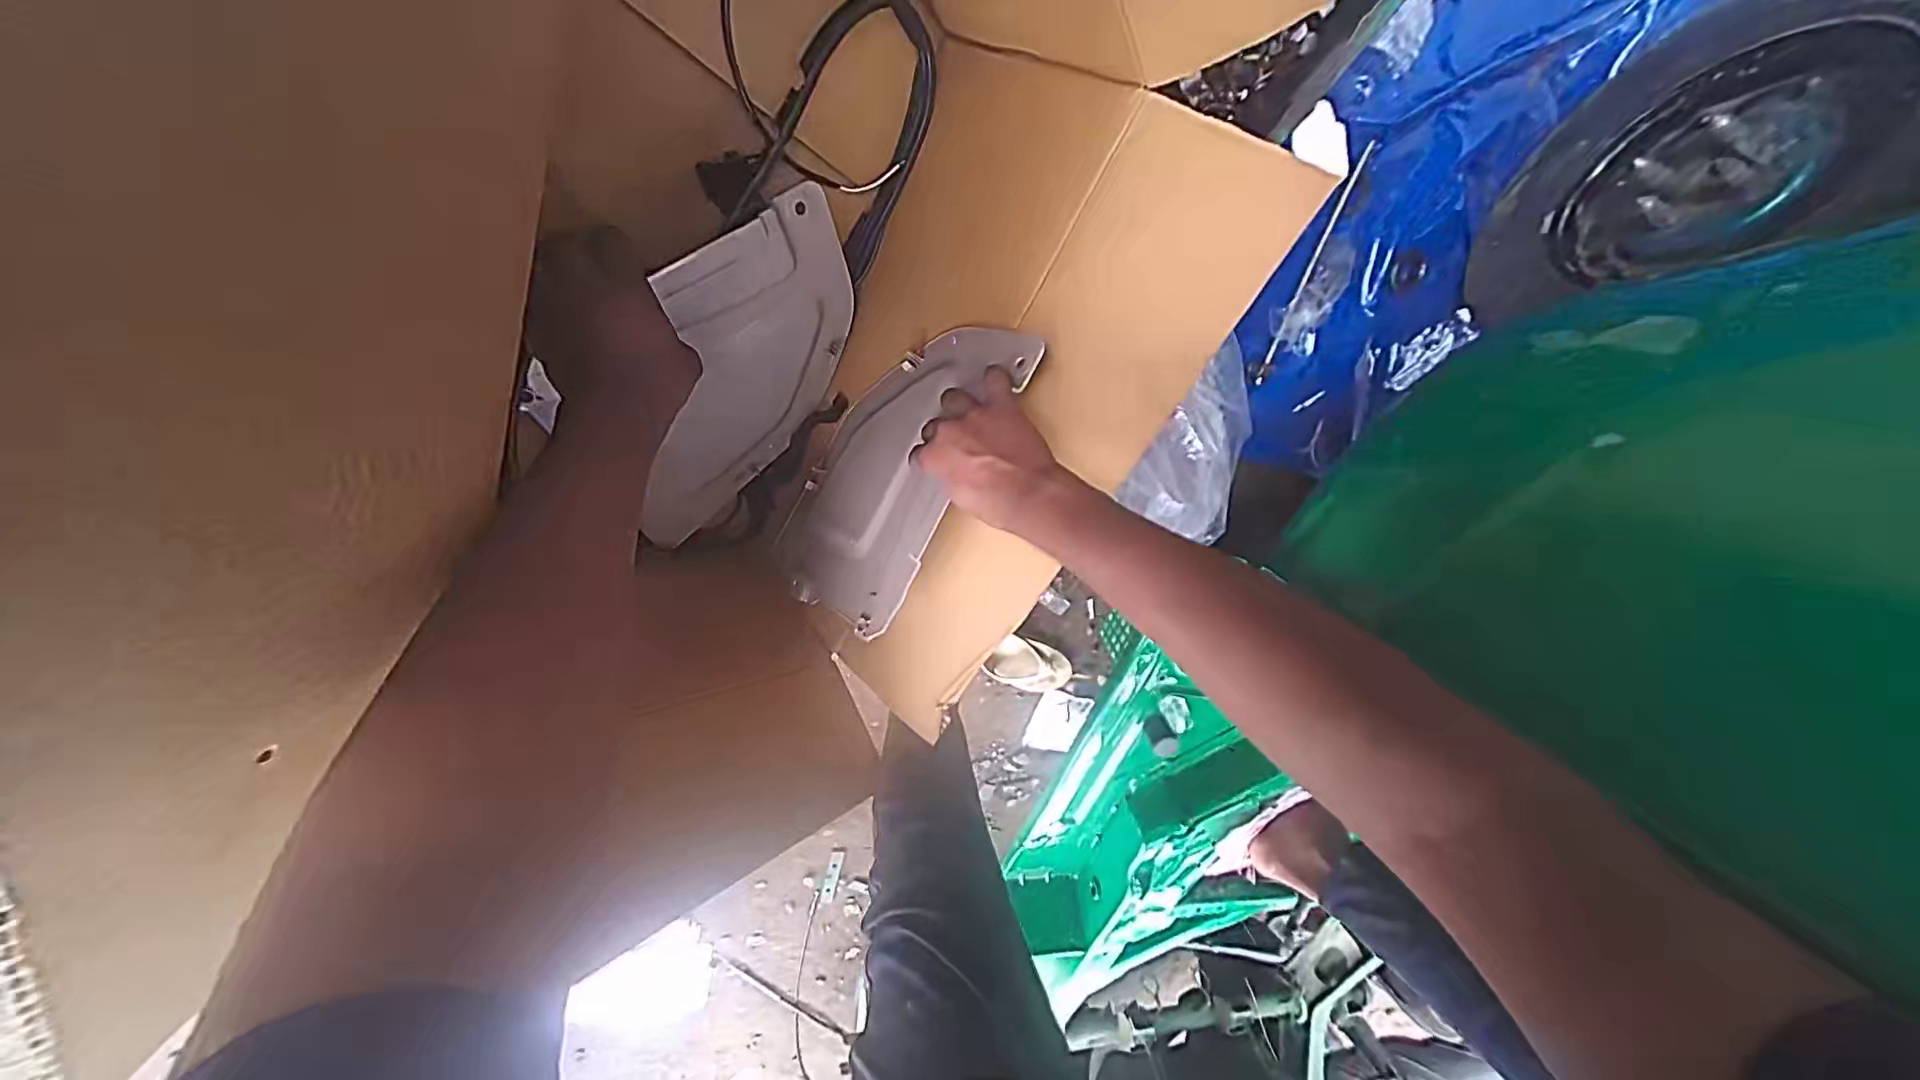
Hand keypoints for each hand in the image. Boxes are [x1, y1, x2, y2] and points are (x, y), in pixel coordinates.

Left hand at [525, 227, 700, 446]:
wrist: (613, 415)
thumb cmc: (654, 383)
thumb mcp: (682, 358)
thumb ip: (668, 336)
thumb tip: (668, 345)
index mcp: (620, 279)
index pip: (611, 239)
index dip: (621, 253)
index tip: (630, 266)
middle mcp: (578, 282)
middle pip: (567, 244)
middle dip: (580, 255)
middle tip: (598, 274)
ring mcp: (551, 306)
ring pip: (544, 271)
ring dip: (558, 279)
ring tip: (576, 297)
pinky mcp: (536, 334)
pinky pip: (537, 308)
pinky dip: (548, 313)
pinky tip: (566, 330)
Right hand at [913, 367, 1076, 534]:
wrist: (1027, 493)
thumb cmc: (998, 500)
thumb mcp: (961, 498)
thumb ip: (952, 478)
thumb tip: (957, 477)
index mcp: (936, 457)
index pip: (921, 453)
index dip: (928, 457)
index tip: (934, 461)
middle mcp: (950, 431)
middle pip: (936, 423)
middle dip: (942, 430)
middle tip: (953, 439)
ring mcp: (975, 416)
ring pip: (956, 397)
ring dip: (959, 403)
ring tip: (965, 408)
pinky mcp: (1002, 407)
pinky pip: (995, 381)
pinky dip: (995, 379)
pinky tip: (995, 379)